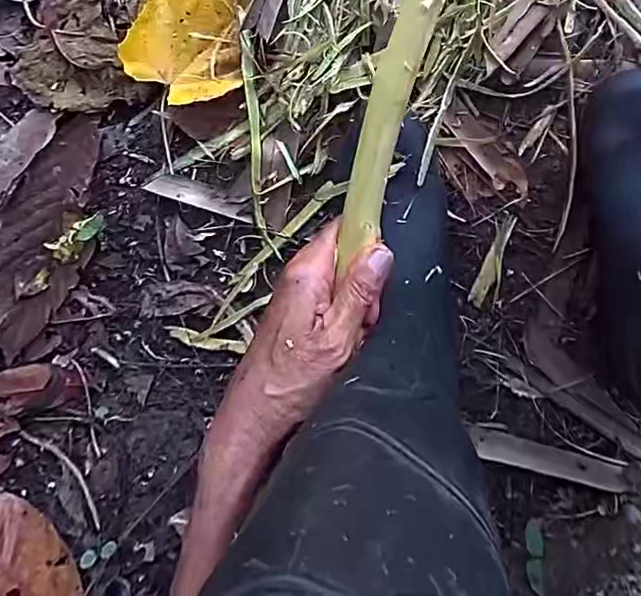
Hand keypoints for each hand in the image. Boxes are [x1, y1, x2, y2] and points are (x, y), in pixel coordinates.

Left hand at [216, 221, 392, 440]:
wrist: (258, 414)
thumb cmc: (287, 383)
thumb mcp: (337, 338)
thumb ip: (360, 291)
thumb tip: (381, 252)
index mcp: (308, 271)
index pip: (346, 226)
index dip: (371, 241)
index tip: (382, 267)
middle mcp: (300, 274)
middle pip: (349, 254)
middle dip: (367, 283)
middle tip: (366, 316)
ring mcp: (299, 291)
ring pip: (345, 280)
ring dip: (358, 305)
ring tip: (351, 336)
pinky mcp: (300, 308)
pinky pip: (335, 300)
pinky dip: (346, 319)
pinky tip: (342, 344)